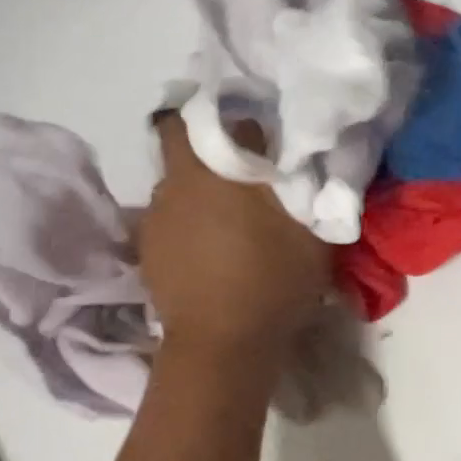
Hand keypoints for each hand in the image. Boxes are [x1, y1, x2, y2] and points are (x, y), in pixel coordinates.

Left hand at [142, 114, 330, 359]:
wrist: (223, 341)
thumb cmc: (275, 281)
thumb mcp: (313, 237)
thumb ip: (310, 196)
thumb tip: (311, 167)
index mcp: (218, 171)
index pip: (220, 119)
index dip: (244, 123)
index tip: (266, 138)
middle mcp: (177, 182)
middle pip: (183, 144)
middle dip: (210, 149)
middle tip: (245, 173)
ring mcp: (155, 215)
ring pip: (179, 185)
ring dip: (204, 194)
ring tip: (235, 223)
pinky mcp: (147, 247)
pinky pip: (172, 220)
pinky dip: (193, 226)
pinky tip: (216, 252)